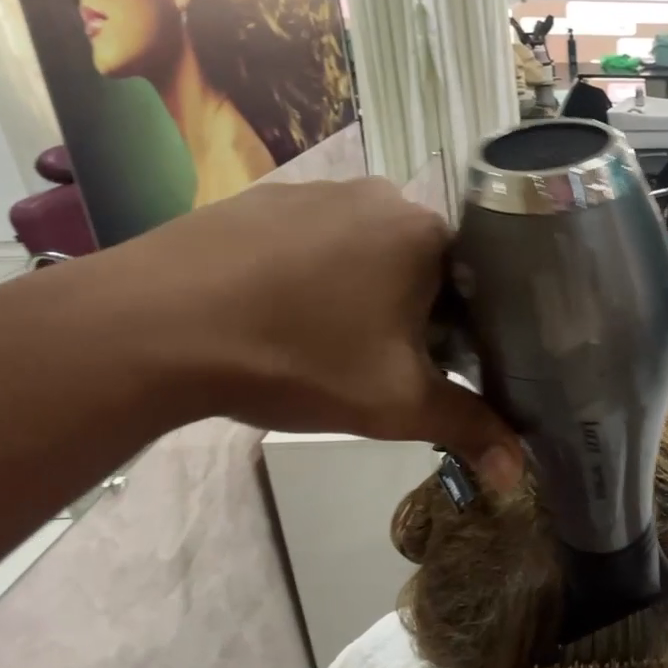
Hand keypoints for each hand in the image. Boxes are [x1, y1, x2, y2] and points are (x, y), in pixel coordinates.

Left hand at [76, 178, 523, 489]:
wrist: (149, 327)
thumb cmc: (297, 358)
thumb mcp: (395, 405)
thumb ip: (467, 430)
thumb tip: (518, 477)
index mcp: (426, 233)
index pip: (475, 279)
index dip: (463, 327)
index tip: (435, 364)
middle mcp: (381, 195)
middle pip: (420, 260)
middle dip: (411, 307)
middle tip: (379, 358)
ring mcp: (315, 190)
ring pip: (364, 246)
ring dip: (359, 287)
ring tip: (322, 336)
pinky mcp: (258, 198)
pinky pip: (308, 236)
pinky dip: (307, 269)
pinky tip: (274, 310)